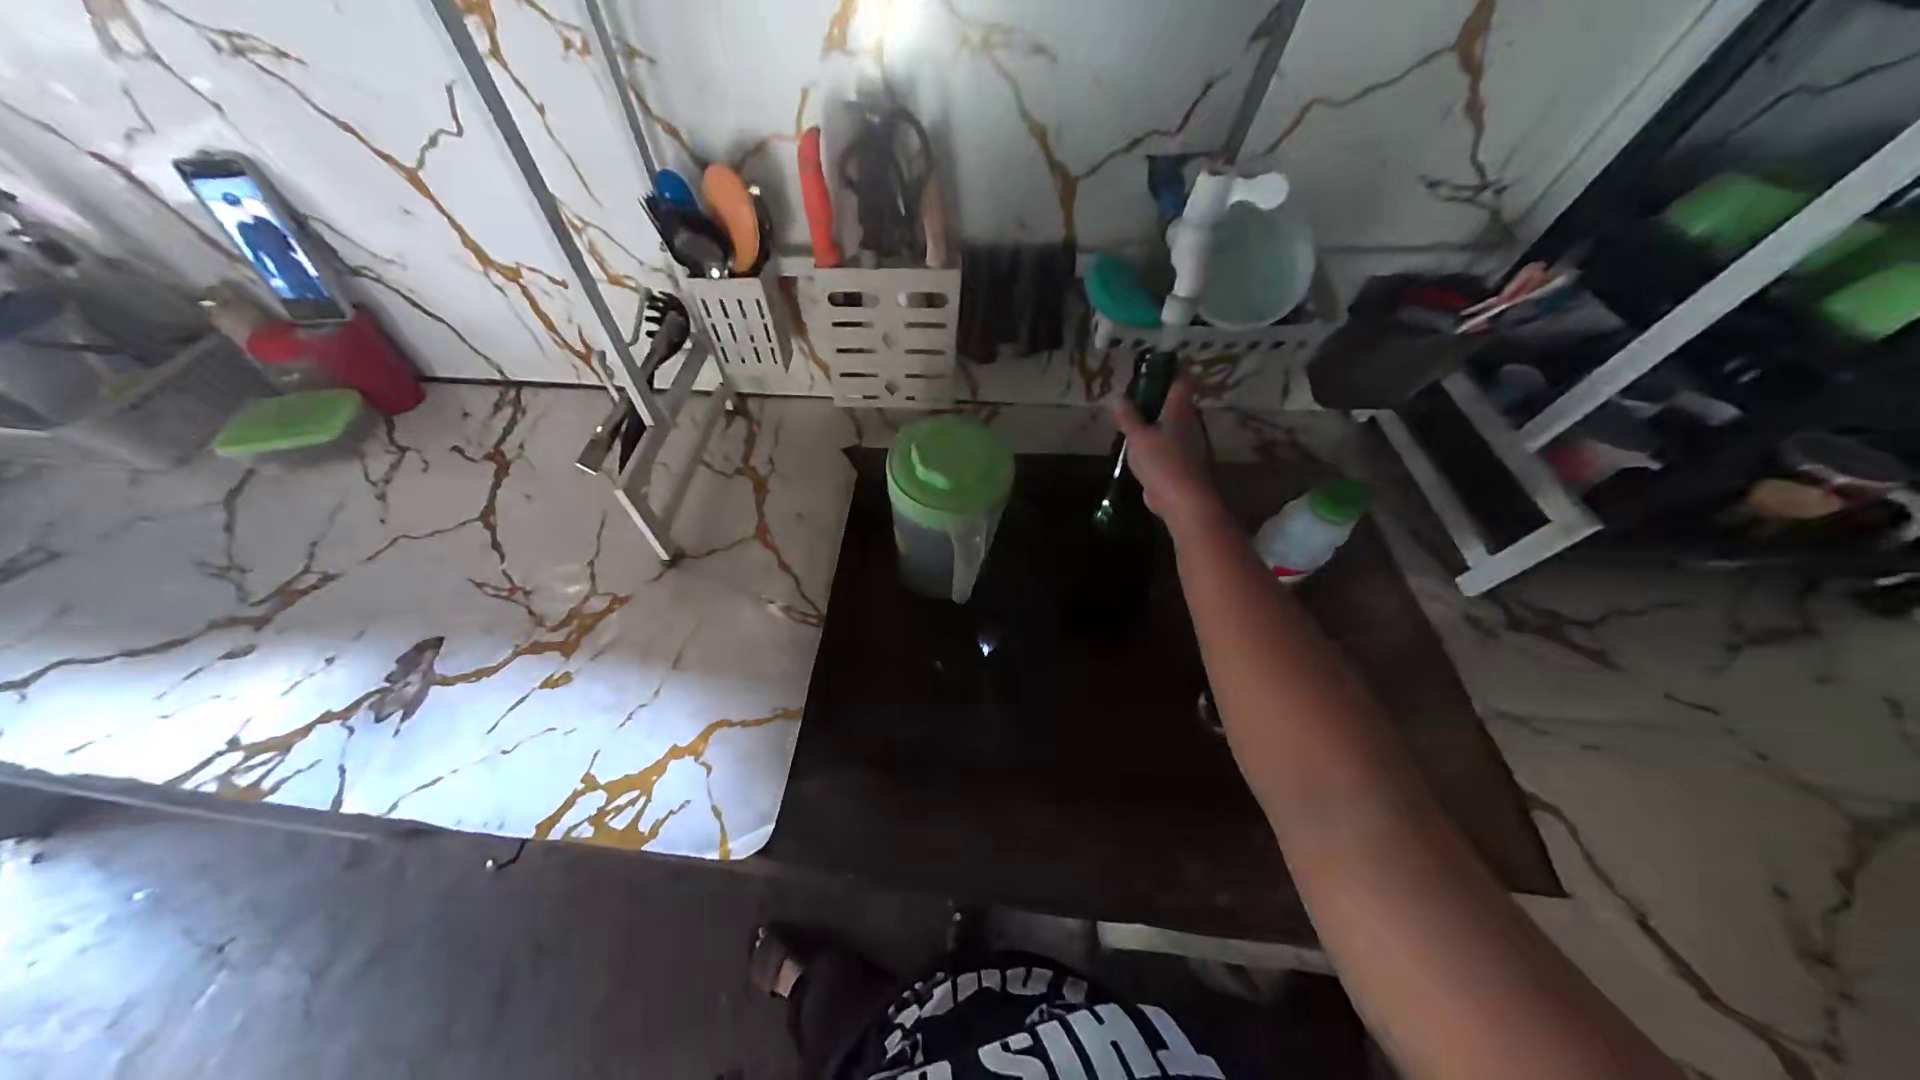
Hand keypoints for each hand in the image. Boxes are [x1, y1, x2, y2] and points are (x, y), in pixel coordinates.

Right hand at [1111, 378, 1224, 531]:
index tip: (1152, 374)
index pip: (1182, 383)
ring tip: (1134, 431)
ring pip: (1174, 429)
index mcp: (1181, 411)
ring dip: (1157, 428)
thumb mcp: (1137, 437)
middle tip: (1134, 405)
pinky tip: (1142, 456)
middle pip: (1177, 406)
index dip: (1170, 375)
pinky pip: (1171, 450)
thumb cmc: (1162, 462)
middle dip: (1158, 403)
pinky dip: (1158, 449)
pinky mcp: (1186, 466)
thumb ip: (1127, 417)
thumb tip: (1116, 397)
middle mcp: (1191, 425)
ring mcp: (1191, 447)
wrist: (1184, 501)